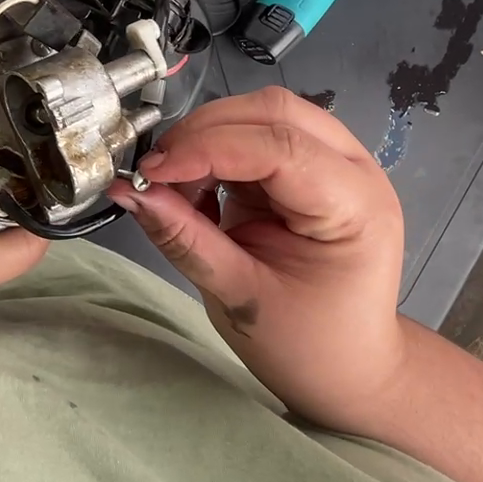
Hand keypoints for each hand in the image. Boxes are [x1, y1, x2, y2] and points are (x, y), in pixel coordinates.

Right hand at [105, 87, 407, 435]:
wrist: (349, 368)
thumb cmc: (305, 344)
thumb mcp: (237, 297)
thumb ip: (183, 237)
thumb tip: (127, 191)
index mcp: (355, 207)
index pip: (279, 148)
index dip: (207, 149)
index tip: (149, 173)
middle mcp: (354, 169)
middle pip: (273, 112)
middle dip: (204, 131)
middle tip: (155, 171)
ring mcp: (334, 162)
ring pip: (261, 114)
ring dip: (206, 136)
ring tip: (169, 179)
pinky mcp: (305, 167)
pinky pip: (252, 135)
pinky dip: (212, 149)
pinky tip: (192, 184)